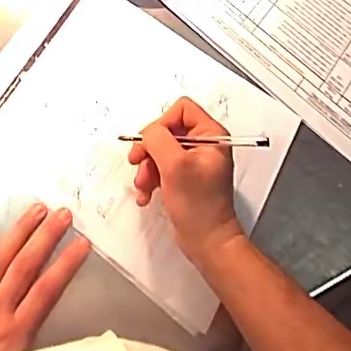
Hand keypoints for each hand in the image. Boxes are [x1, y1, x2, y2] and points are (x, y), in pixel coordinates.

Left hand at [0, 205, 90, 350]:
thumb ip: (31, 343)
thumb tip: (54, 318)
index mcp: (13, 336)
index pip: (47, 290)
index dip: (67, 263)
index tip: (83, 243)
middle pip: (25, 266)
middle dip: (47, 236)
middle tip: (63, 214)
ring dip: (20, 231)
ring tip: (37, 209)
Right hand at [127, 96, 243, 263]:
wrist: (207, 242)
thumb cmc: (201, 207)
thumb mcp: (176, 166)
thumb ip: (159, 140)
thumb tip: (148, 131)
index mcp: (211, 134)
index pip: (182, 109)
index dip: (162, 123)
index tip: (151, 143)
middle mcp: (204, 144)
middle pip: (167, 130)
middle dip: (150, 150)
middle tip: (139, 163)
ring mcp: (194, 161)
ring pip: (160, 150)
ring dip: (147, 167)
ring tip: (144, 186)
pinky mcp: (184, 176)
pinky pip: (160, 167)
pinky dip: (150, 179)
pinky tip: (147, 194)